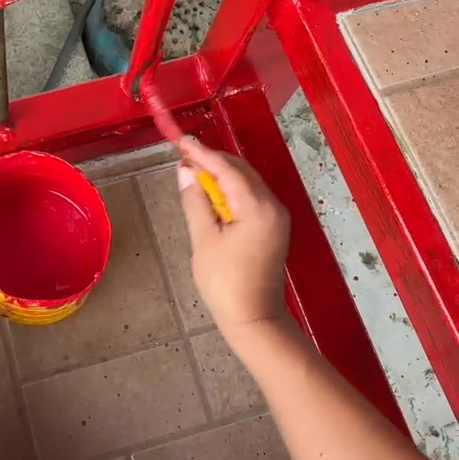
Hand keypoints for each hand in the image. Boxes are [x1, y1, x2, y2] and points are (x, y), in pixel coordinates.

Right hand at [176, 137, 290, 331]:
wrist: (255, 318)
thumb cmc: (225, 283)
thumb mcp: (203, 240)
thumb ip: (195, 201)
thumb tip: (185, 171)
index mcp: (257, 207)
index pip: (227, 169)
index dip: (202, 153)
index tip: (182, 141)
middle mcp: (273, 205)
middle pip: (241, 170)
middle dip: (212, 160)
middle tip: (184, 155)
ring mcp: (276, 216)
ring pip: (247, 182)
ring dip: (221, 174)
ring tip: (193, 171)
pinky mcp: (273, 226)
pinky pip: (251, 196)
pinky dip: (231, 189)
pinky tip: (212, 193)